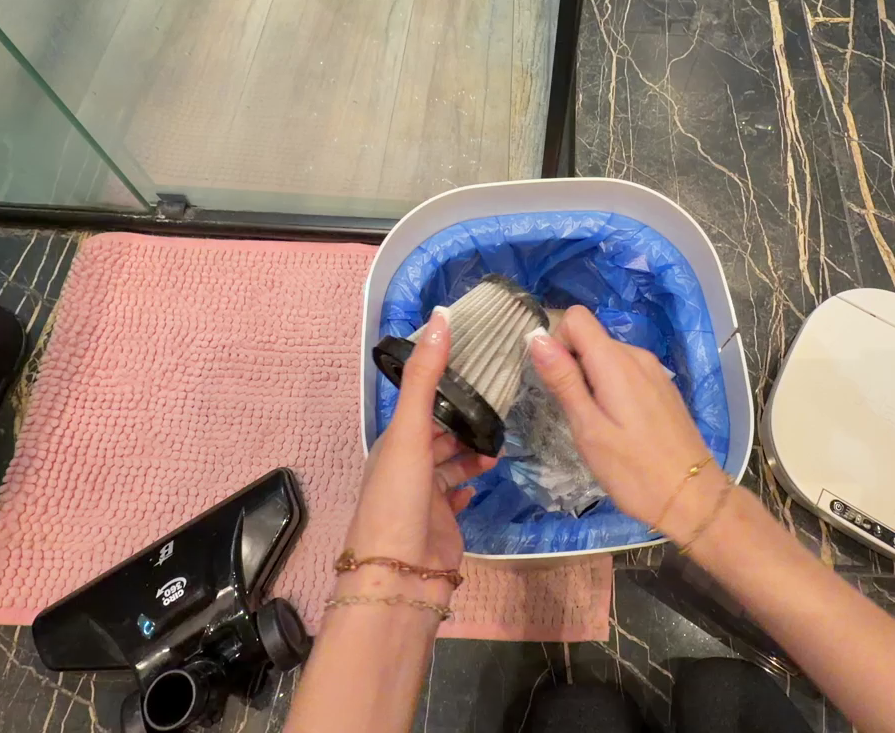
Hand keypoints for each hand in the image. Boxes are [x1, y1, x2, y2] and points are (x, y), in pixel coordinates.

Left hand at [343, 309, 496, 575]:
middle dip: (466, 417)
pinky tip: (486, 474)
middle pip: (439, 431)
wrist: (400, 579)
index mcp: (393, 441)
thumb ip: (428, 377)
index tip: (477, 360)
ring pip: (451, 461)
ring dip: (473, 449)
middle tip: (501, 400)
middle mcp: (406, 465)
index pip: (421, 400)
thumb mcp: (410, 431)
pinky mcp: (442, 523)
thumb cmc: (398, 498)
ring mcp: (424, 496)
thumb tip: (441, 316)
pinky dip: (471, 481)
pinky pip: (458, 493)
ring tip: (499, 440)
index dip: (446, 380)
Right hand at [526, 306, 719, 534]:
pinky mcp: (662, 387)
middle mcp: (637, 356)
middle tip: (578, 415)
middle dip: (573, 367)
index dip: (558, 343)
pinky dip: (613, 389)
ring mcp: (654, 370)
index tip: (559, 382)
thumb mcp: (588, 429)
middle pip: (591, 338)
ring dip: (593, 380)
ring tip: (599, 425)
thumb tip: (537, 339)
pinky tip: (621, 427)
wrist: (692, 498)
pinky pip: (627, 372)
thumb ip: (564, 380)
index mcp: (616, 362)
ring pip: (608, 356)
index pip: (576, 318)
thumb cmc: (633, 469)